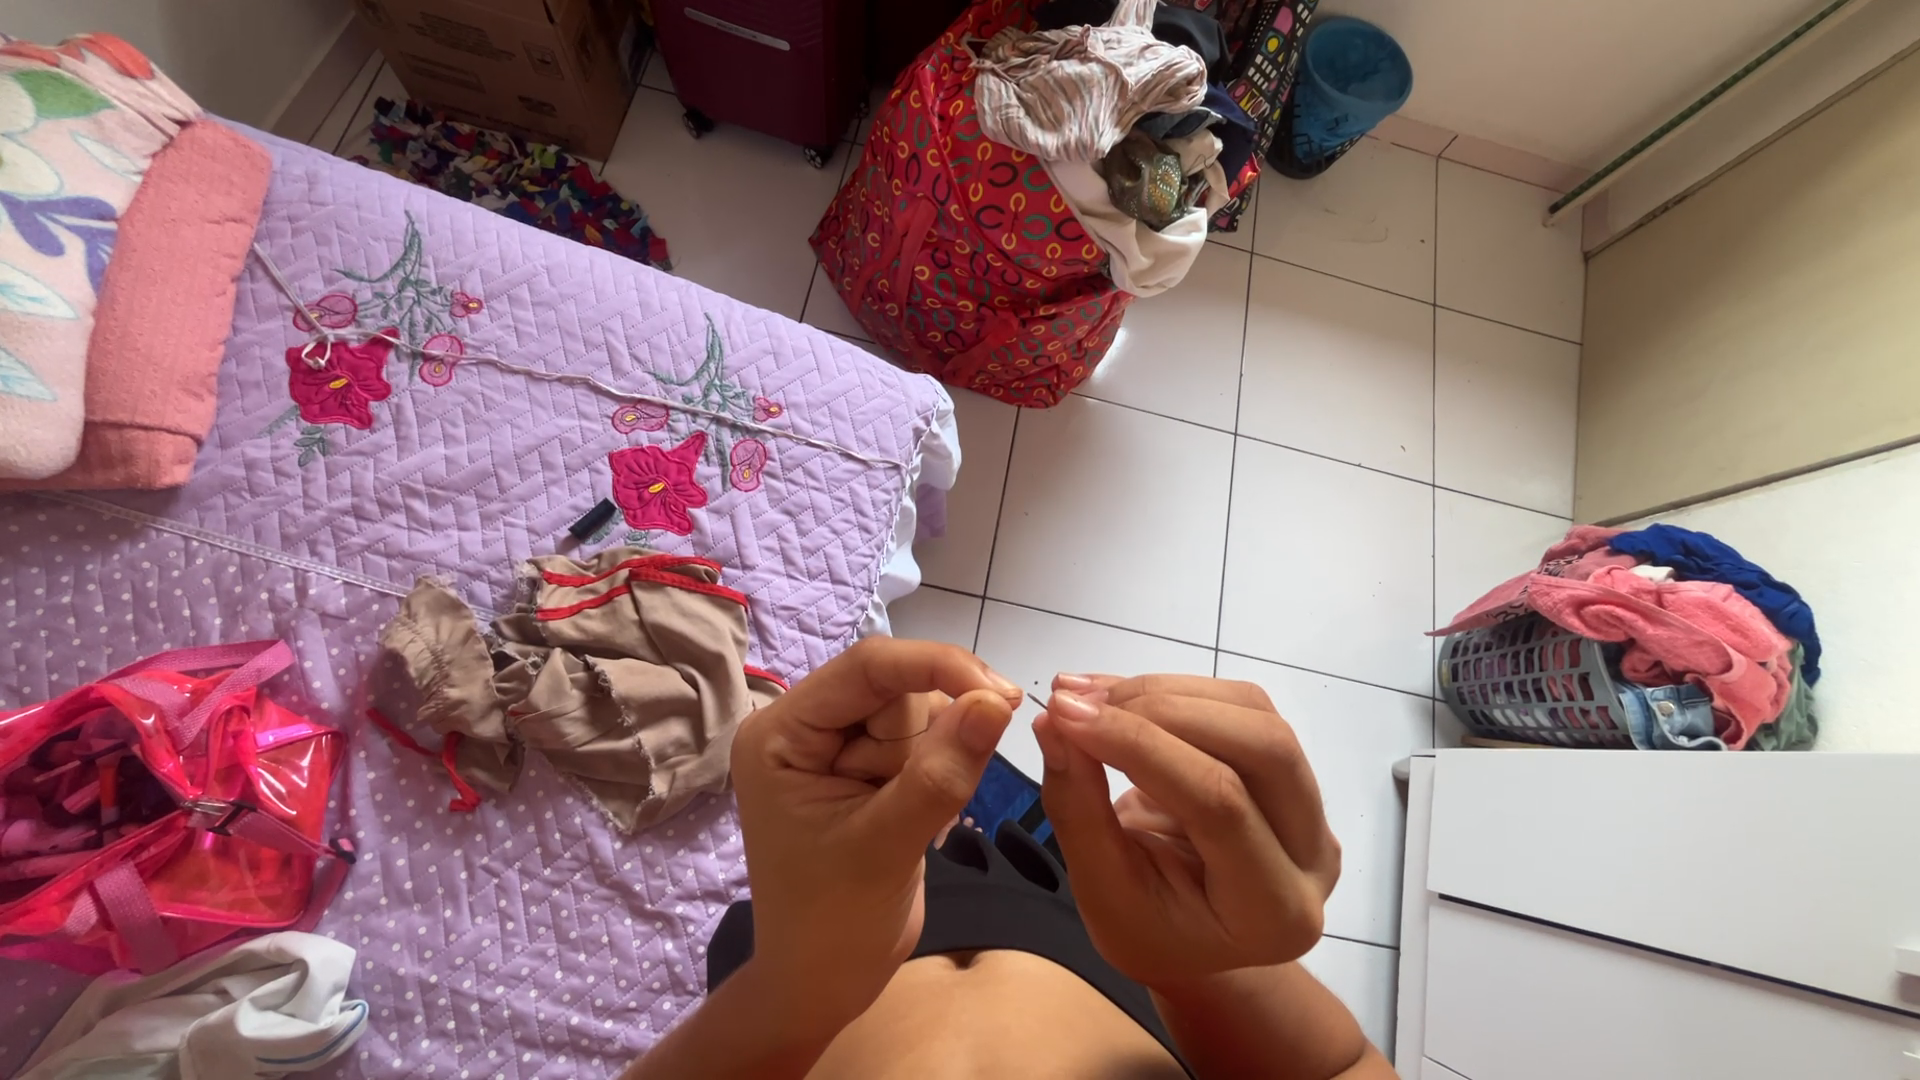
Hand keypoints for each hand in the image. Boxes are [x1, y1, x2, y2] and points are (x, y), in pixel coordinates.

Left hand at [729, 637, 1018, 1026]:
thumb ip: (941, 772)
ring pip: (918, 709)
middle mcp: (805, 724)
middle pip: (896, 688)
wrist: (825, 983)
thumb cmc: (835, 925)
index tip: (1001, 694)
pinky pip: (924, 736)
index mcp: (782, 732)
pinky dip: (940, 770)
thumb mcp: (887, 847)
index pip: (867, 668)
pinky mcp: (865, 763)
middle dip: (928, 738)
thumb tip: (996, 702)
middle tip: (924, 806)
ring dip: (936, 758)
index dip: (936, 666)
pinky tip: (921, 821)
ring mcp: (836, 743)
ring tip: (914, 823)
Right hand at [1032, 674, 1340, 989]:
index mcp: (1274, 909)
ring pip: (1252, 710)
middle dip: (1161, 707)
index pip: (1219, 803)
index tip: (1064, 714)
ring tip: (1087, 696)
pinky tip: (1114, 697)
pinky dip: (1168, 689)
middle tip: (1079, 703)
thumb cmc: (1149, 928)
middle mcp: (1314, 852)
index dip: (1139, 744)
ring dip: (1161, 690)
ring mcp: (1311, 804)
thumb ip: (1077, 805)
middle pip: (1262, 743)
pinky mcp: (1287, 765)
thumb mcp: (1101, 889)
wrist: (1193, 934)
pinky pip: (1236, 702)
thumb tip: (1053, 720)